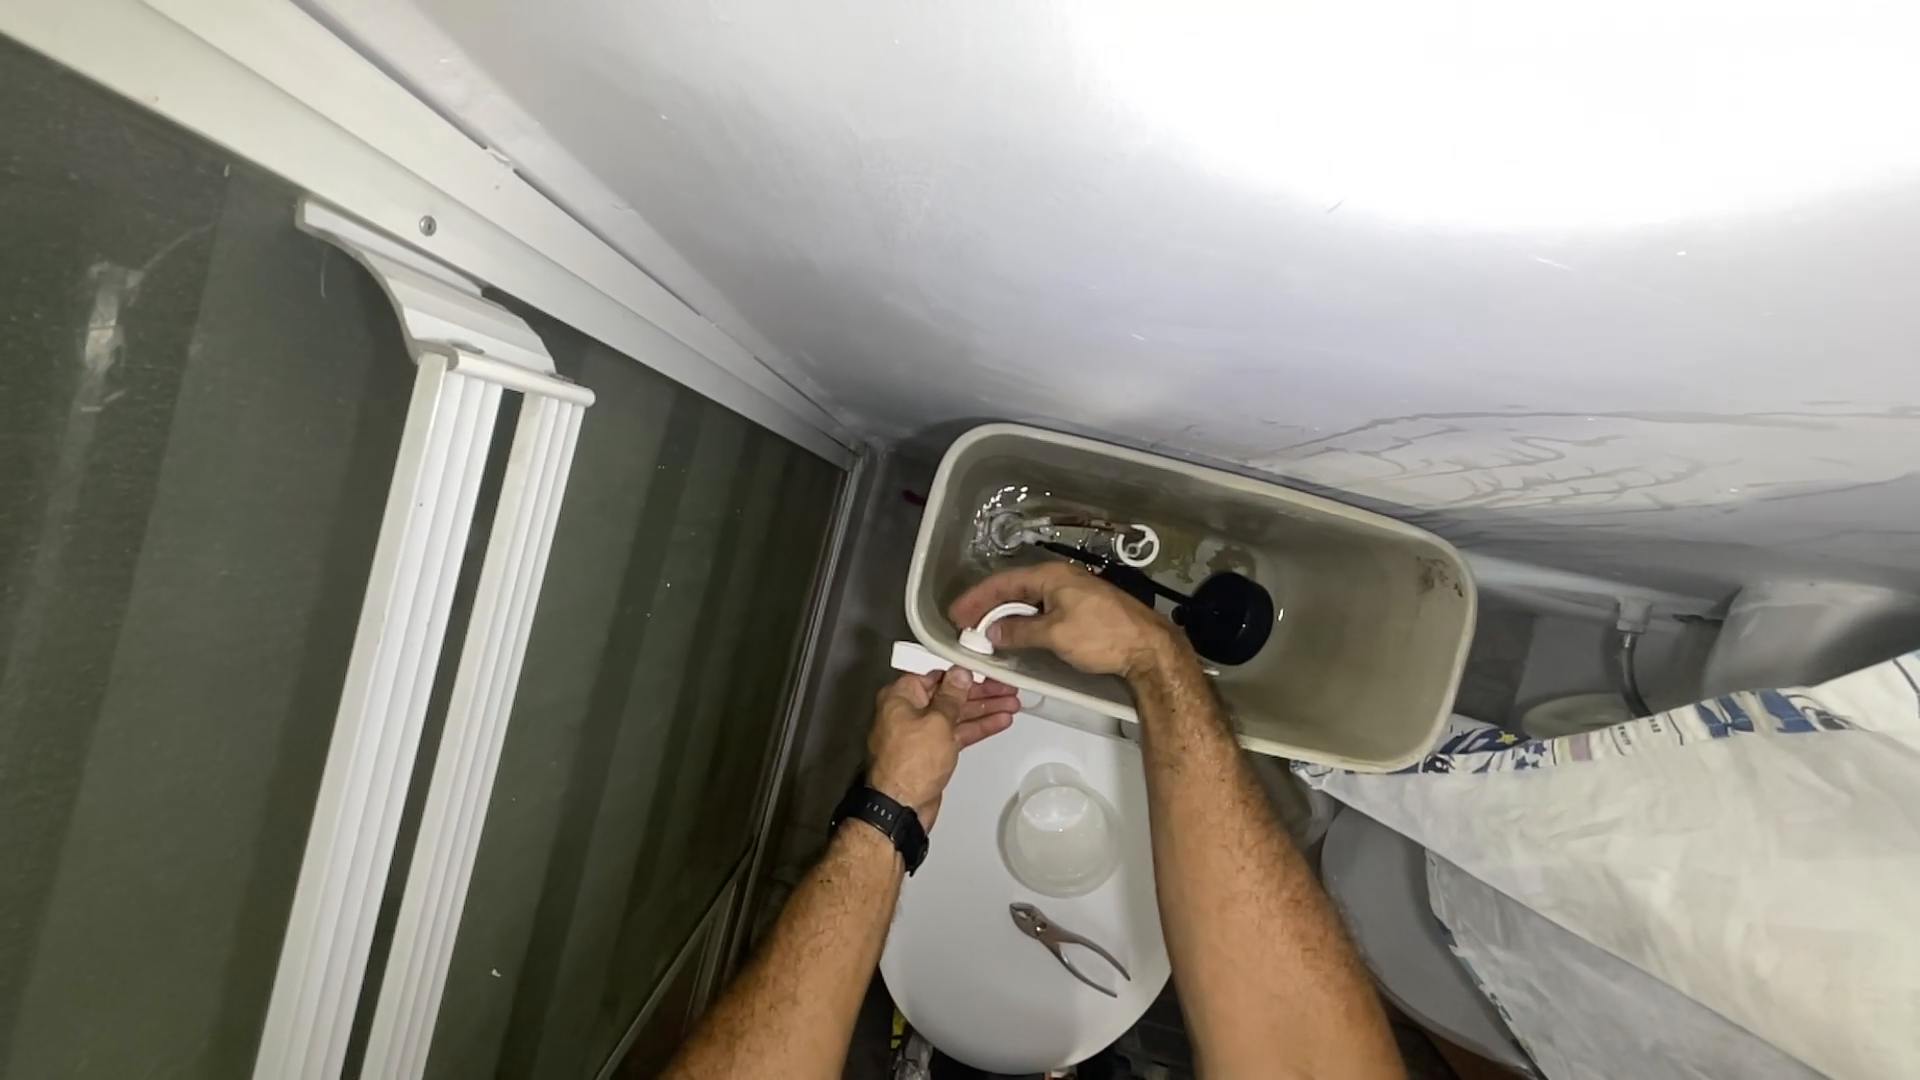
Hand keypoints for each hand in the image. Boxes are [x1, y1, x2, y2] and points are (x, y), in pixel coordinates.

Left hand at [868, 667, 1017, 830]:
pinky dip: (977, 728)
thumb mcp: (937, 722)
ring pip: (957, 715)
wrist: (902, 808)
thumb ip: (952, 696)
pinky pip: (957, 733)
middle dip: (980, 693)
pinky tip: (998, 722)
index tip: (986, 672)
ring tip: (1011, 705)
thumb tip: (960, 675)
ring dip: (984, 710)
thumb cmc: (909, 765)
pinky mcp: (931, 752)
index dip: (964, 674)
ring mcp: (920, 733)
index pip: (937, 675)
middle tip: (1006, 690)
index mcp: (900, 697)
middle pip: (950, 696)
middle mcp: (908, 712)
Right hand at [949, 562, 1179, 676]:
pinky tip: (1016, 635)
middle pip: (1014, 589)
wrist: (1148, 648)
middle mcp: (1060, 579)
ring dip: (1006, 616)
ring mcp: (1073, 593)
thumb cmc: (1104, 636)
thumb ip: (1019, 631)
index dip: (977, 598)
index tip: (957, 613)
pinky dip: (1025, 621)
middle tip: (966, 624)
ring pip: (1029, 601)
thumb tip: (993, 631)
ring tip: (986, 632)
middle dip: (988, 608)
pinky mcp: (1082, 609)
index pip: (1003, 582)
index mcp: (1051, 576)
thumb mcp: (1054, 635)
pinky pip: (1043, 610)